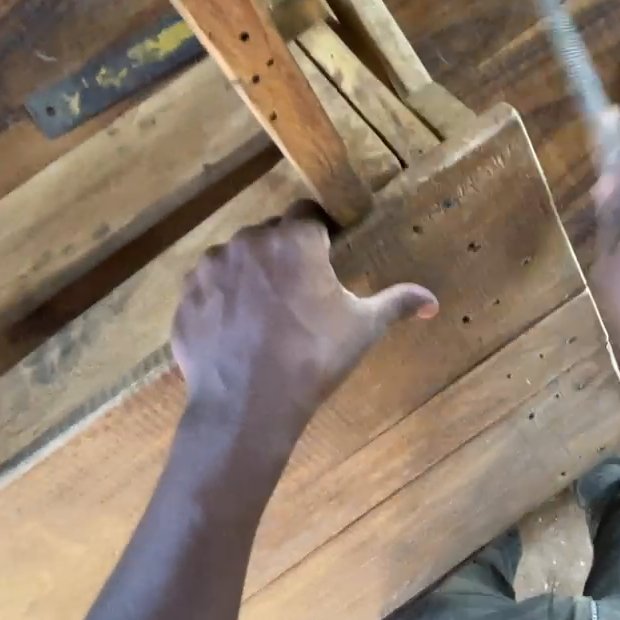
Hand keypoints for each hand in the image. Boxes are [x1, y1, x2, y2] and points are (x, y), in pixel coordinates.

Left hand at [170, 204, 437, 428]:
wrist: (248, 405)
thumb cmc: (314, 359)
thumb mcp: (363, 330)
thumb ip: (397, 304)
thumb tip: (433, 301)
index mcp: (295, 241)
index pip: (309, 214)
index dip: (320, 234)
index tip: (328, 258)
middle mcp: (249, 241)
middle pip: (272, 236)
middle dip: (286, 257)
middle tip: (301, 296)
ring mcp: (211, 267)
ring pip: (238, 259)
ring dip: (253, 276)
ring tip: (266, 317)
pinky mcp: (186, 296)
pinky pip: (209, 287)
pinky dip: (223, 301)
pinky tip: (238, 332)